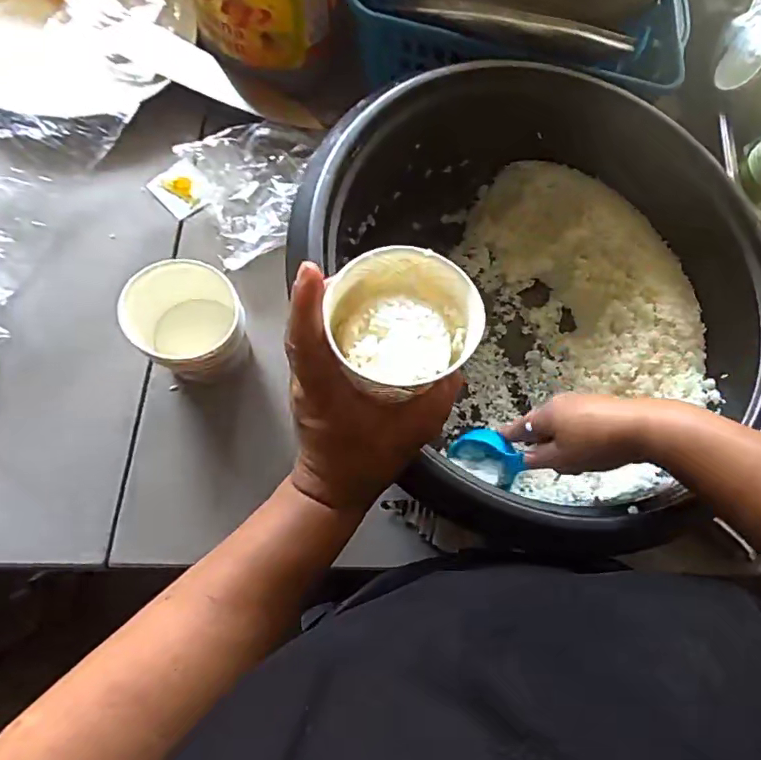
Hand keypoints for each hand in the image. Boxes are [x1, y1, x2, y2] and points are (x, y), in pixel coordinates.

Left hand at [286, 262, 461, 511]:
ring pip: (308, 330)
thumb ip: (437, 398)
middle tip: (358, 271)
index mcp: (324, 390)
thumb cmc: (365, 462)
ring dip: (327, 304)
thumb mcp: (413, 432)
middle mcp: (307, 379)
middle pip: (305, 325)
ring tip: (358, 284)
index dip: (306, 304)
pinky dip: (330, 321)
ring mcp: (305, 379)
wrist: (333, 488)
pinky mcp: (310, 380)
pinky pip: (315, 341)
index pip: (306, 341)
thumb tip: (456, 366)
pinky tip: (356, 315)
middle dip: (326, 291)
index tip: (313, 271)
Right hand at [501, 394, 681, 472]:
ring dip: (561, 443)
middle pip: (540, 425)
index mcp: (545, 413)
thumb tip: (524, 457)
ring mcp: (581, 402)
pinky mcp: (600, 407)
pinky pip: (578, 424)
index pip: (517, 427)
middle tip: (547, 463)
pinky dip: (577, 438)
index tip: (497, 443)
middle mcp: (559, 402)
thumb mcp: (562, 459)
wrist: (643, 427)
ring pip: (560, 426)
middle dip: (540, 444)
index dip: (507, 438)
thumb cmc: (597, 444)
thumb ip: (538, 459)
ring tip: (575, 462)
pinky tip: (591, 452)